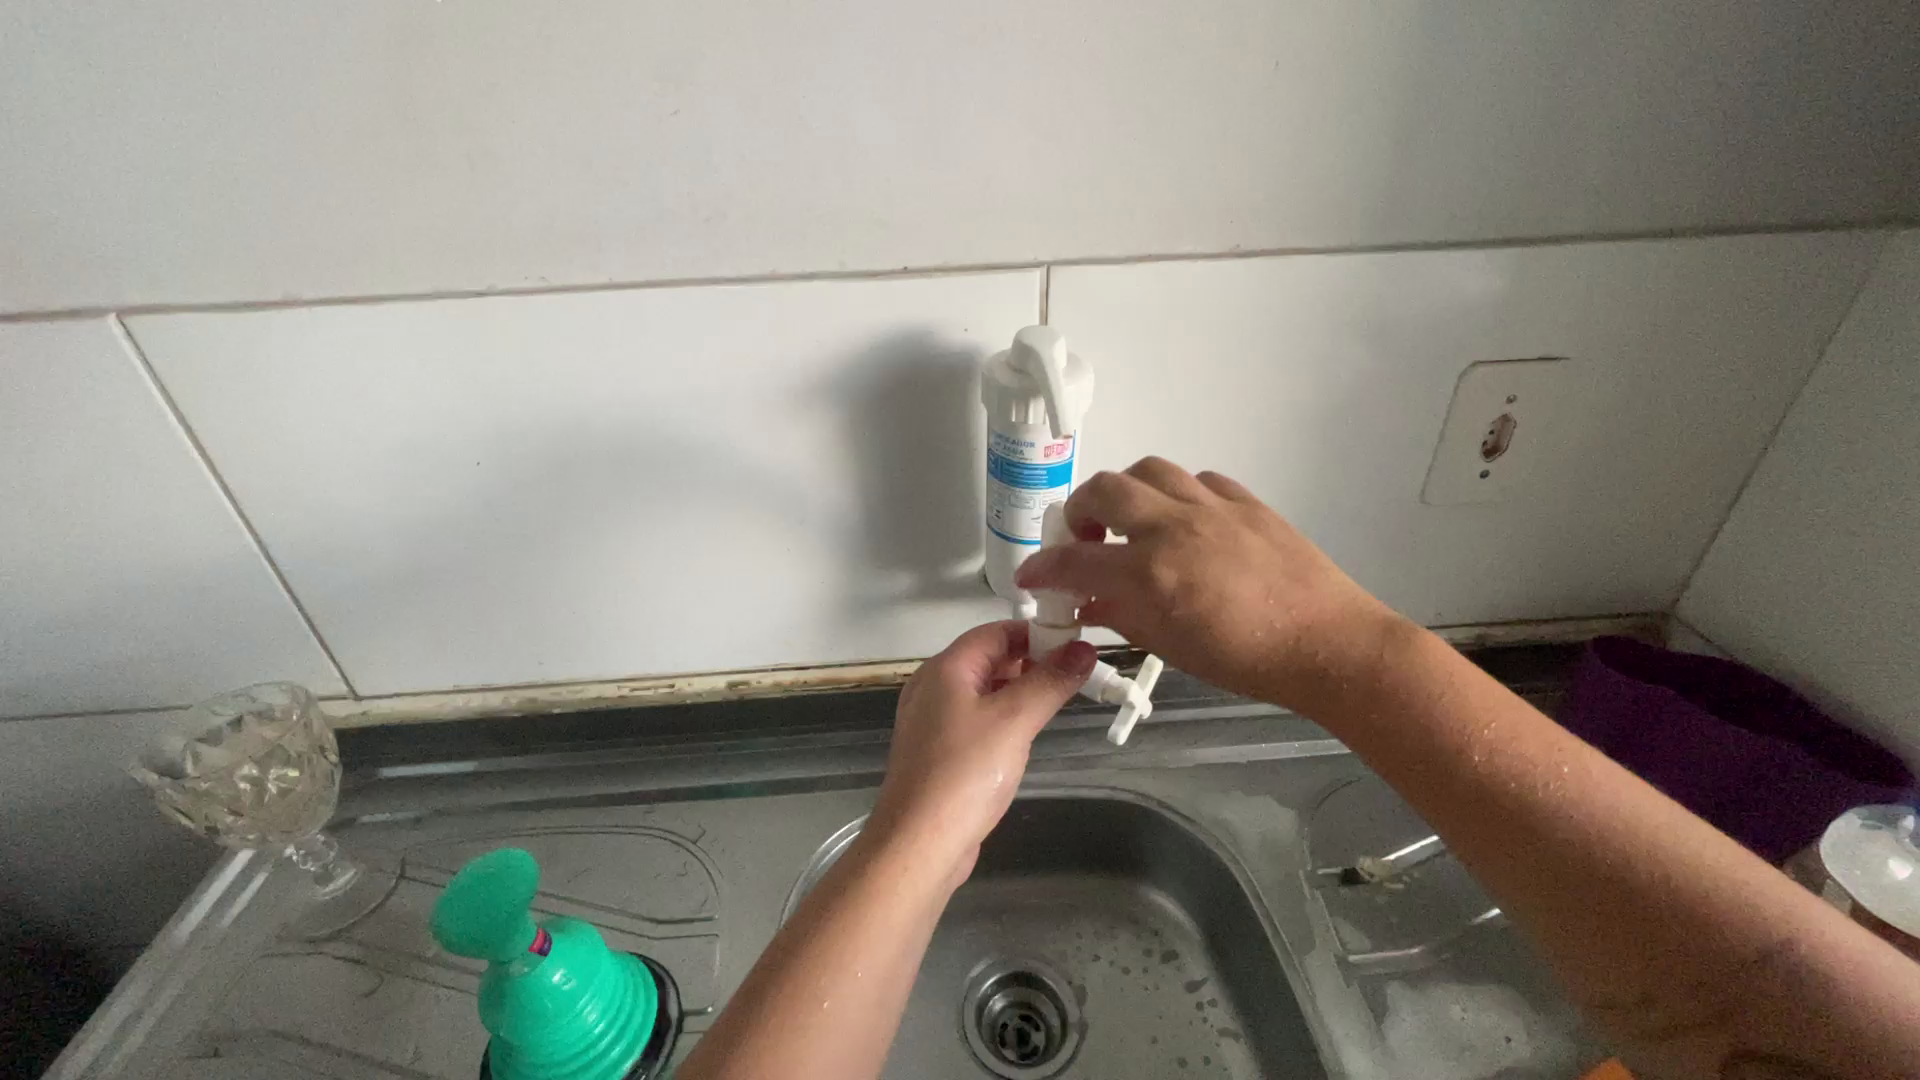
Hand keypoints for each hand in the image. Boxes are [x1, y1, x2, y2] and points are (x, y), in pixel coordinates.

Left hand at [867, 621, 1096, 884]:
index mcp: (945, 669)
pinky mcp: (939, 753)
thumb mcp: (1014, 720)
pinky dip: (1004, 718)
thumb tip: (1084, 648)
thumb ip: (1050, 682)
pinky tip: (1026, 735)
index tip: (1076, 643)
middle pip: (989, 659)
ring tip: (1060, 700)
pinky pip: (977, 720)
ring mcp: (933, 722)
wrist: (918, 845)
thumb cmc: (964, 773)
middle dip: (1032, 662)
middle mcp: (934, 688)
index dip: (1036, 633)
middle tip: (1076, 674)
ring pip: (984, 691)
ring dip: (1020, 691)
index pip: (995, 632)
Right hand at [1014, 457, 1409, 712]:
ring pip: (1150, 470)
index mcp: (1150, 573)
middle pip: (1104, 490)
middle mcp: (1174, 528)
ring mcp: (1212, 508)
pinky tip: (1185, 521)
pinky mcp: (1247, 502)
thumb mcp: (1171, 648)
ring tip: (1132, 520)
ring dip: (1127, 492)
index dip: (1042, 567)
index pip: (1074, 561)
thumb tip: (1087, 606)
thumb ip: (1121, 618)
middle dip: (1078, 510)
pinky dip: (1178, 495)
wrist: (1329, 645)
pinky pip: (1199, 481)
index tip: (1030, 575)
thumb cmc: (1246, 660)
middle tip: (1084, 538)